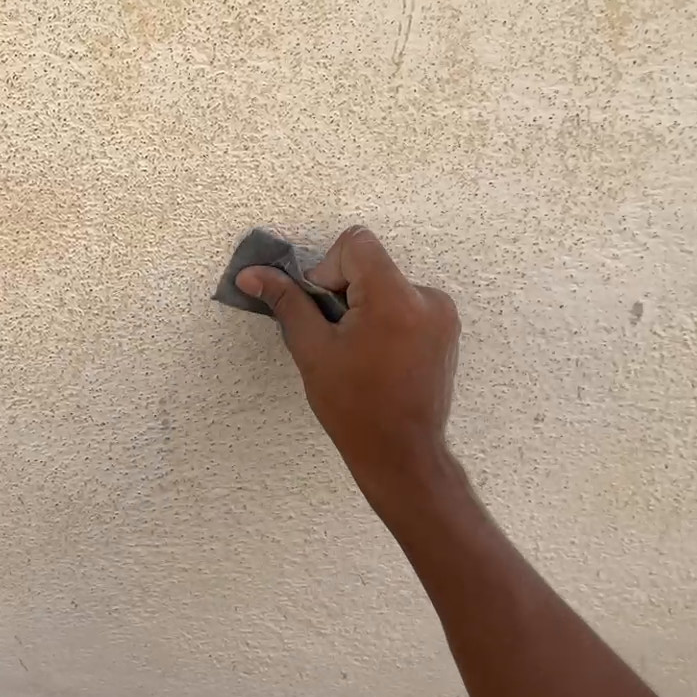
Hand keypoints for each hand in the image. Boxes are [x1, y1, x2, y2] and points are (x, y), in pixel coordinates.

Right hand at [235, 225, 461, 511]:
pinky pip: (402, 300)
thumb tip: (251, 273)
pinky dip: (381, 315)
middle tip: (334, 333)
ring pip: (383, 282)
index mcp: (396, 299)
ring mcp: (441, 315)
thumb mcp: (311, 348)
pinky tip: (374, 353)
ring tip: (355, 347)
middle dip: (342, 290)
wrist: (401, 453)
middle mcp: (428, 299)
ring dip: (360, 304)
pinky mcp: (445, 329)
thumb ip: (285, 301)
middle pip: (369, 263)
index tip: (323, 308)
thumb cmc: (354, 405)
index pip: (356, 243)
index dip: (327, 269)